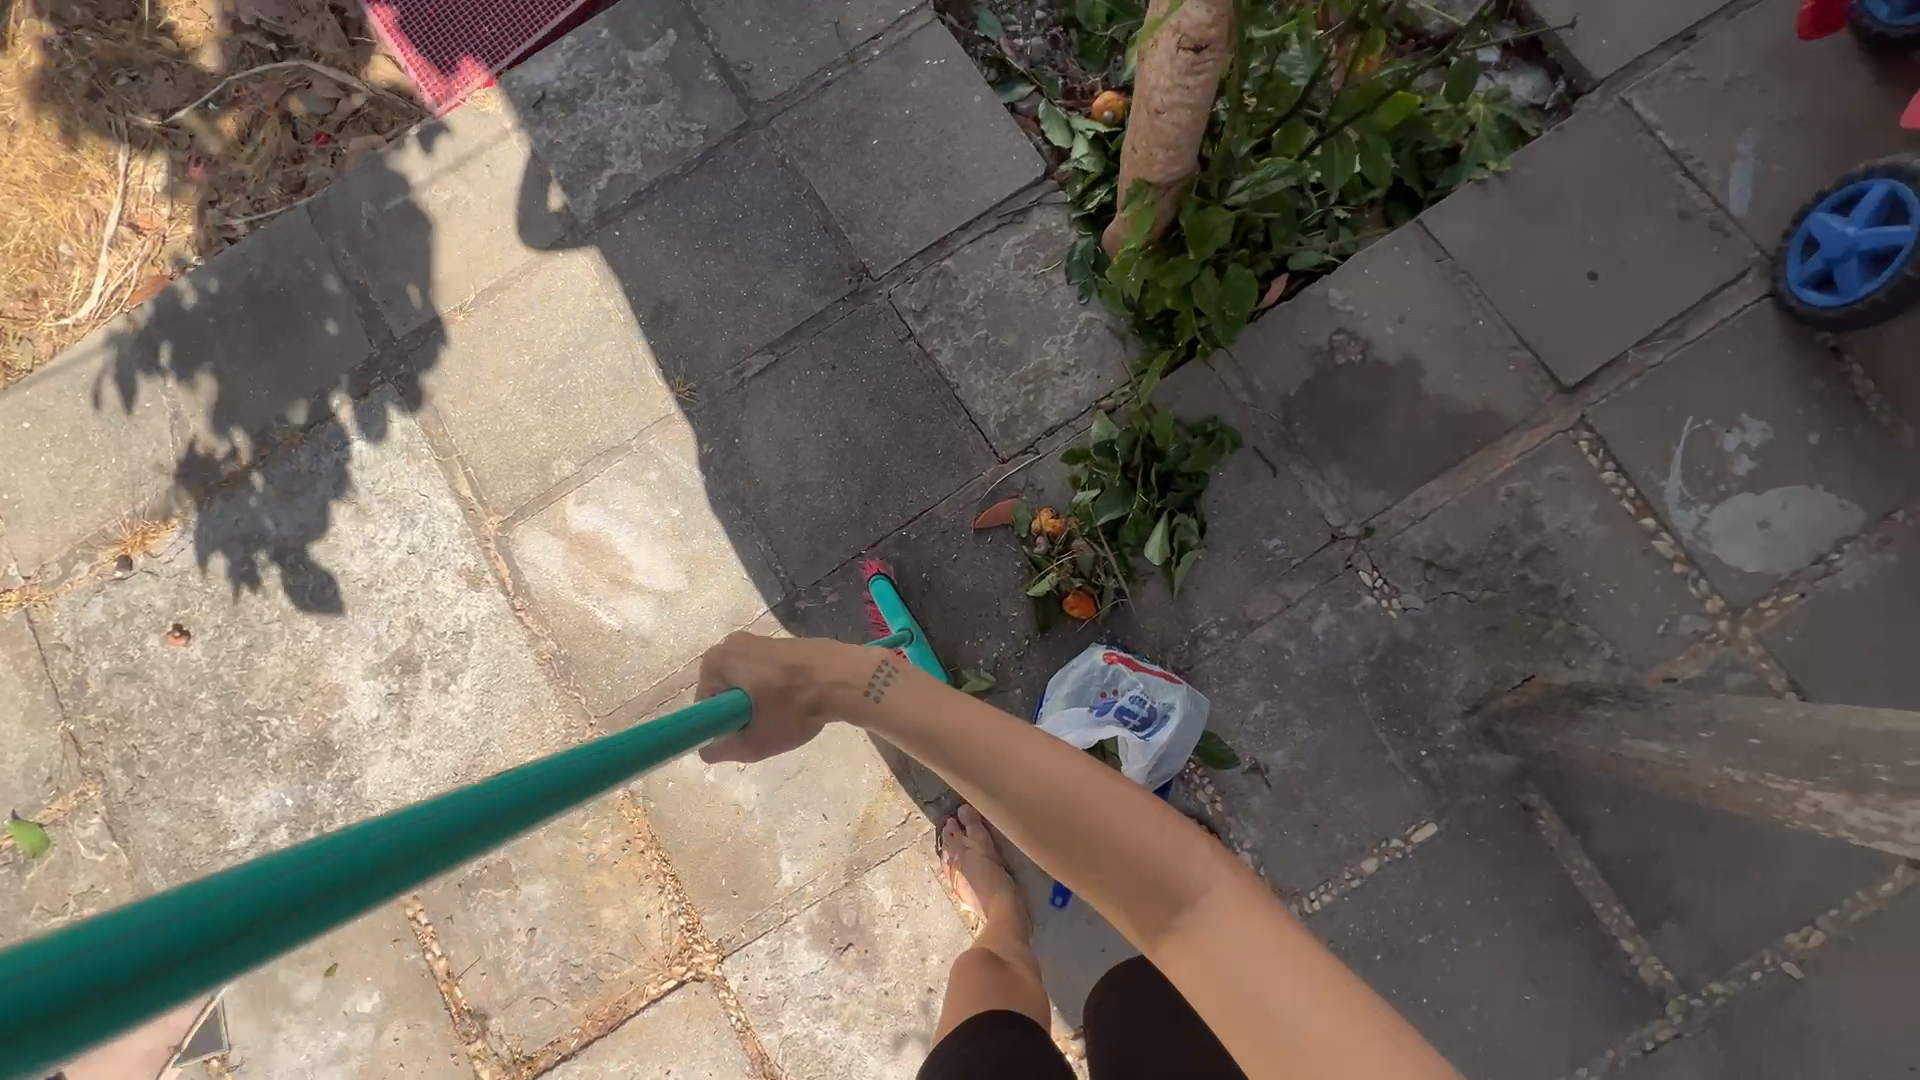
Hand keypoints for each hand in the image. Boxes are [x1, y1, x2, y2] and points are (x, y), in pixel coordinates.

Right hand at [695, 632, 859, 763]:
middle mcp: (733, 643)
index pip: (706, 705)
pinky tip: (798, 699)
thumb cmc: (794, 708)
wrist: (845, 678)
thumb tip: (707, 750)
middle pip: (727, 692)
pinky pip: (769, 673)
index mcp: (716, 661)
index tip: (745, 735)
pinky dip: (778, 688)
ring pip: (749, 683)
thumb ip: (722, 750)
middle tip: (767, 727)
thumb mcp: (754, 742)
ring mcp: (761, 639)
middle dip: (743, 712)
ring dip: (762, 701)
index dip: (722, 725)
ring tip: (786, 714)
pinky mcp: (784, 642)